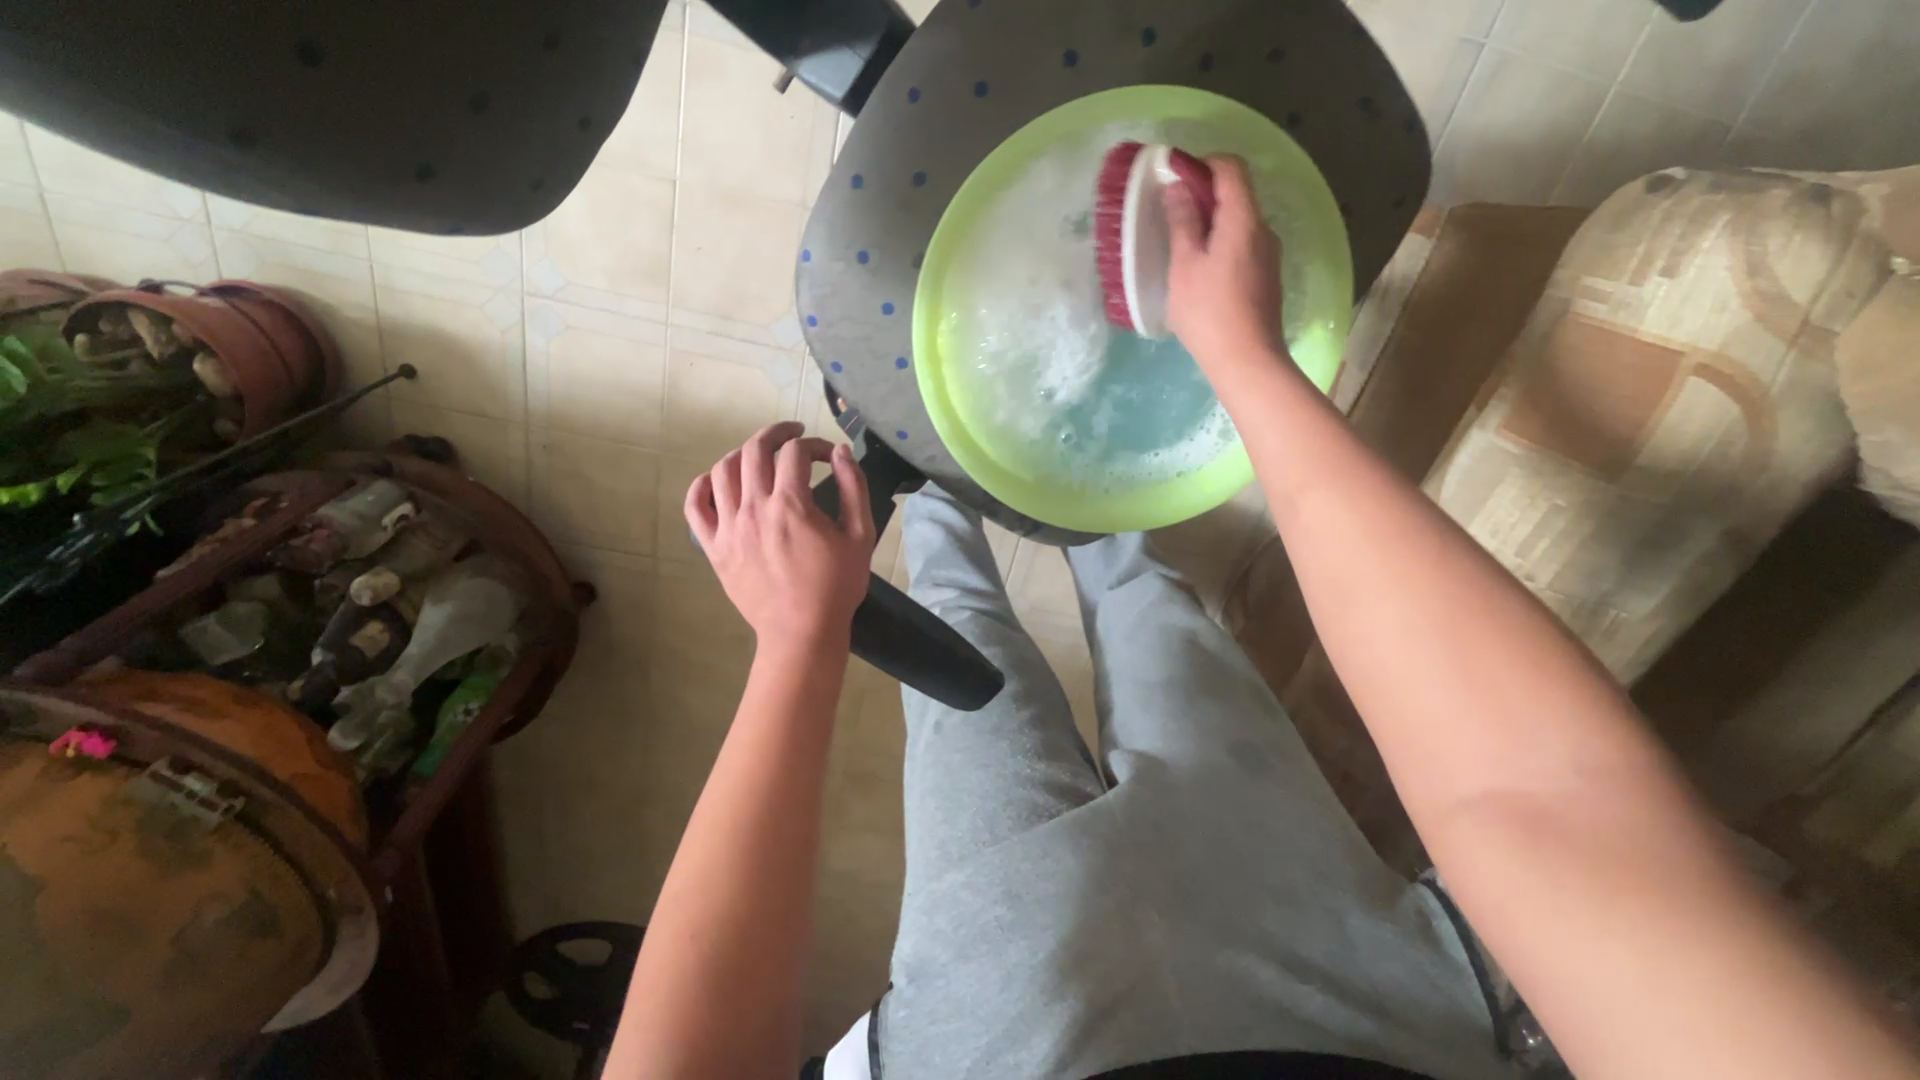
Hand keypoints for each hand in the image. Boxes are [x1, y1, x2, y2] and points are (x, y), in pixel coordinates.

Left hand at [685, 422, 876, 644]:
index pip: (796, 452)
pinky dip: (702, 485)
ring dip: (743, 453)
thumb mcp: (860, 536)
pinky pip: (696, 507)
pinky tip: (718, 480)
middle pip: (755, 450)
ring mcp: (729, 528)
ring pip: (723, 470)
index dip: (815, 445)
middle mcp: (754, 509)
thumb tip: (840, 452)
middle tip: (794, 434)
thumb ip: (853, 488)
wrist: (802, 632)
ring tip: (760, 456)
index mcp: (791, 504)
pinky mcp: (714, 548)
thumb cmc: (837, 586)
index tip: (829, 456)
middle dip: (777, 433)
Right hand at [1164, 155, 1288, 376]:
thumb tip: (1179, 188)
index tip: (1175, 177)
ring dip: (1212, 222)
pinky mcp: (1266, 277)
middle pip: (1237, 194)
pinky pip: (1243, 245)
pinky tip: (1200, 270)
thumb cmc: (1208, 312)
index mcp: (1244, 220)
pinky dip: (1221, 244)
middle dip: (1205, 194)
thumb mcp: (1185, 265)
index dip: (1203, 164)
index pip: (1231, 168)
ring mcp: (1269, 254)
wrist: (1247, 360)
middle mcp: (1264, 229)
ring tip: (1182, 245)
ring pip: (1240, 222)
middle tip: (1171, 213)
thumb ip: (1183, 222)